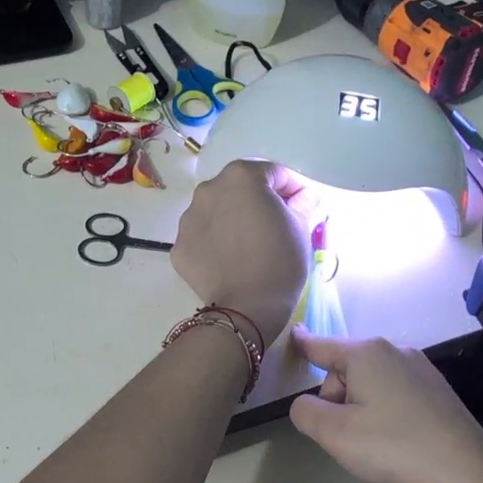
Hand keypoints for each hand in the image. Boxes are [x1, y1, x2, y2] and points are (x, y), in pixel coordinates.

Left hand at [173, 161, 312, 339]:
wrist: (246, 309)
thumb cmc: (280, 262)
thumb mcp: (301, 228)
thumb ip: (303, 202)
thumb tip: (304, 196)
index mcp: (241, 177)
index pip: (273, 173)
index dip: (292, 189)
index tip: (302, 207)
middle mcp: (208, 189)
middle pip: (239, 189)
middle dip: (258, 201)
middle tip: (274, 226)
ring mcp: (188, 218)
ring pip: (216, 211)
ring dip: (232, 220)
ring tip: (247, 246)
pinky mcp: (178, 246)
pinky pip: (202, 237)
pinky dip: (214, 243)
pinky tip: (228, 261)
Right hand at [288, 330, 482, 482]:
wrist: (466, 475)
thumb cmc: (393, 447)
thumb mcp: (334, 433)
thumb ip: (306, 412)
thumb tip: (306, 404)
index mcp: (368, 353)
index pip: (323, 346)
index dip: (303, 344)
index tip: (293, 333)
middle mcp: (396, 352)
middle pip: (347, 371)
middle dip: (337, 399)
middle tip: (347, 437)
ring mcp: (422, 372)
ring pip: (372, 386)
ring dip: (362, 411)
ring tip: (376, 446)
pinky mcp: (439, 394)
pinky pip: (396, 397)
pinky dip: (387, 416)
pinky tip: (399, 445)